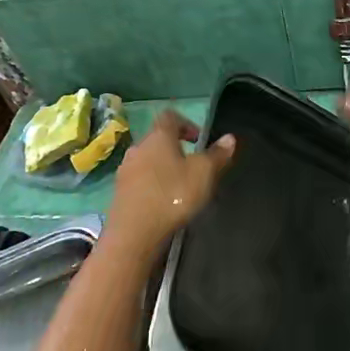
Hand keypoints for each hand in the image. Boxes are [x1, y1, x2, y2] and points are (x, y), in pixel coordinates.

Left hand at [100, 109, 235, 260]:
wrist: (134, 234)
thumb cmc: (173, 195)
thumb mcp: (204, 173)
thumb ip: (217, 154)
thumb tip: (229, 138)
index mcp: (158, 136)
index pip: (170, 116)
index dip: (186, 123)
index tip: (199, 139)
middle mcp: (138, 148)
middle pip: (158, 139)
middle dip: (176, 148)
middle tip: (193, 165)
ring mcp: (125, 170)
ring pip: (148, 160)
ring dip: (164, 167)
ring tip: (180, 185)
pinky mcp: (120, 192)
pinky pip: (140, 180)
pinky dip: (153, 184)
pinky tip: (164, 201)